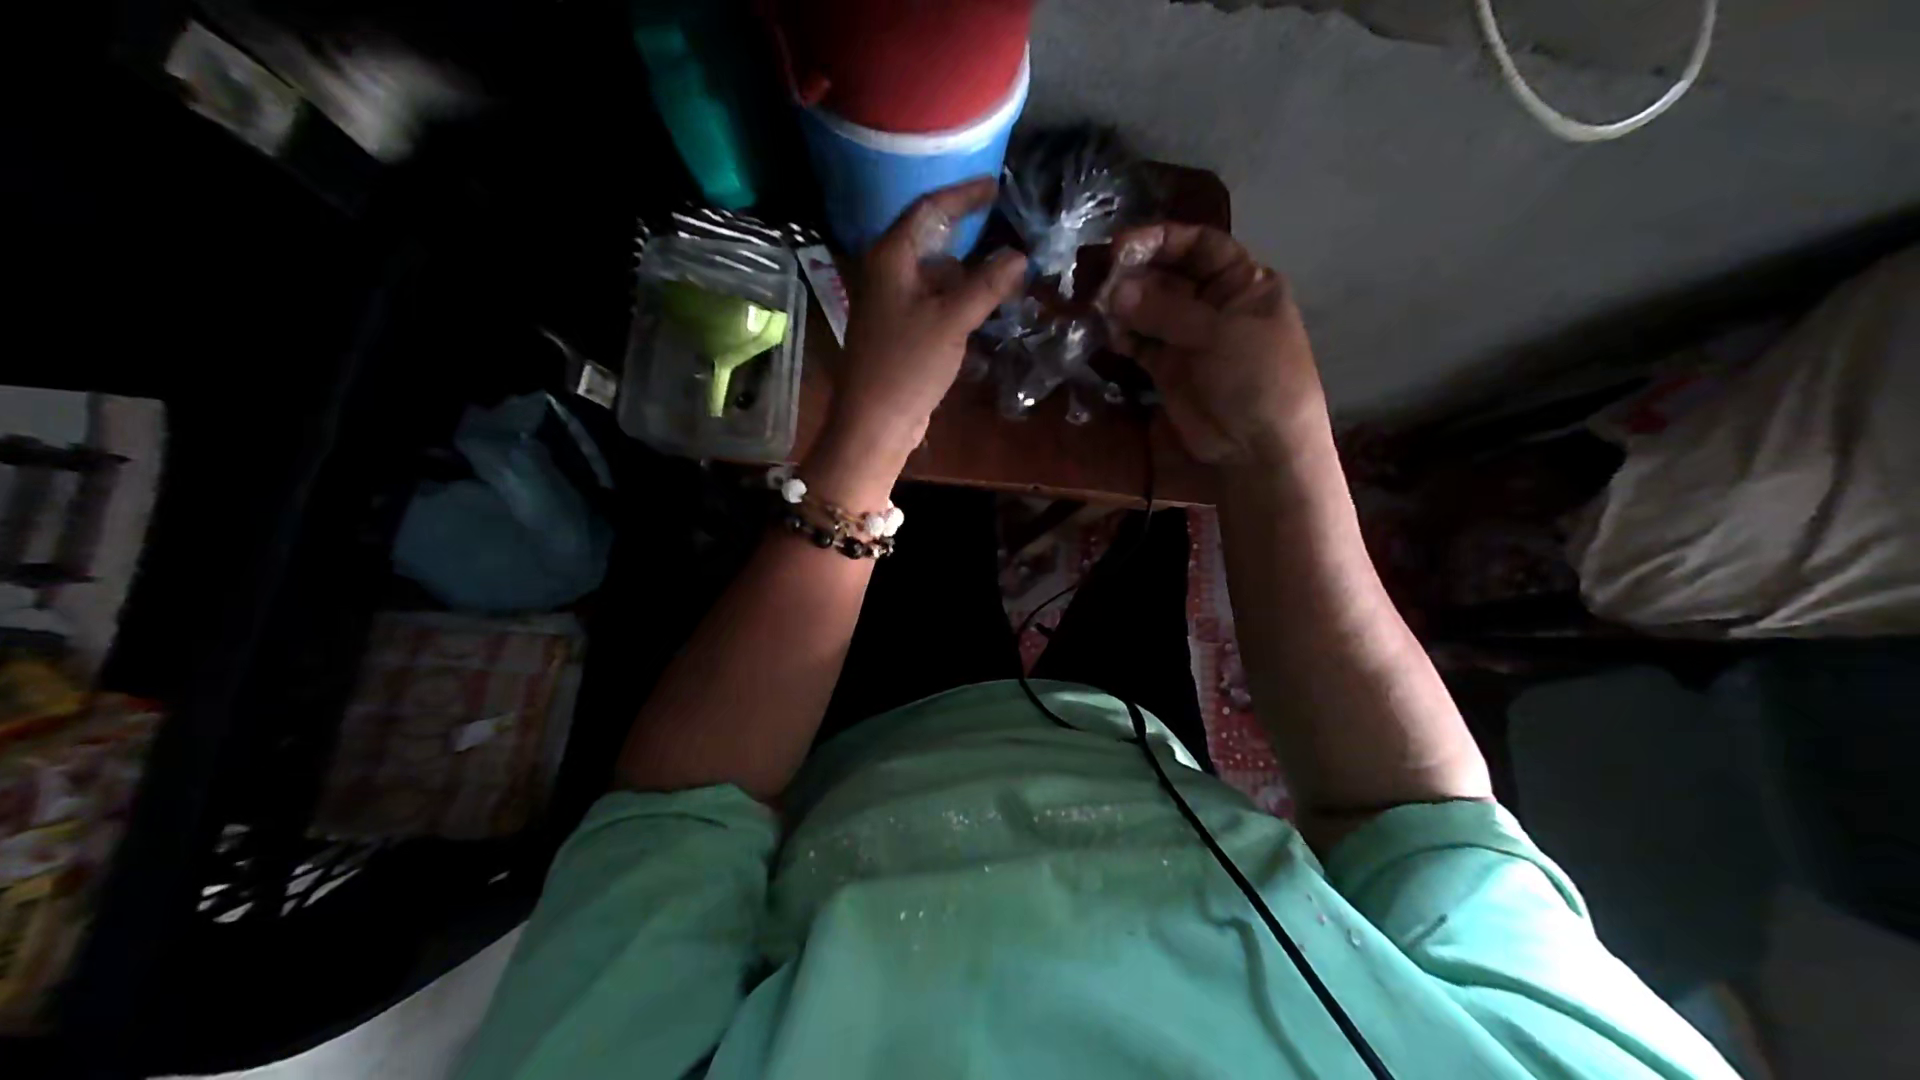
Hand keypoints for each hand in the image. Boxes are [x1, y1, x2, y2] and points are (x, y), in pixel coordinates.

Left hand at [805, 179, 1026, 508]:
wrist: (875, 421)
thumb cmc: (907, 365)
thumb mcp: (952, 321)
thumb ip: (987, 285)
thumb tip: (1019, 255)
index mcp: (890, 257)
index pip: (929, 209)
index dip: (964, 195)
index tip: (997, 186)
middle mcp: (887, 272)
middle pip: (931, 239)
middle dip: (970, 233)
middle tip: (1008, 223)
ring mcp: (892, 302)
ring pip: (935, 272)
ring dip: (968, 270)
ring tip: (1008, 267)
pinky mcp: (900, 328)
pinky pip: (934, 299)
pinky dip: (959, 296)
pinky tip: (986, 302)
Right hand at [1100, 223, 1327, 466]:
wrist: (1259, 446)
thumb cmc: (1258, 378)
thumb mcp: (1221, 334)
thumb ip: (1167, 312)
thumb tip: (1114, 292)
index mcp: (1242, 282)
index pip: (1200, 246)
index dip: (1162, 239)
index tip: (1122, 245)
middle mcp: (1212, 303)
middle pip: (1167, 275)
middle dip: (1135, 275)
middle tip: (1102, 281)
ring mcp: (1188, 336)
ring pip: (1148, 309)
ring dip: (1123, 306)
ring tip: (1099, 309)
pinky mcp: (1167, 367)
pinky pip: (1139, 342)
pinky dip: (1123, 337)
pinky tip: (1108, 335)